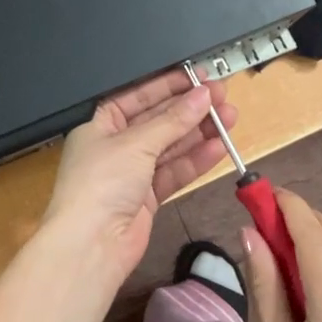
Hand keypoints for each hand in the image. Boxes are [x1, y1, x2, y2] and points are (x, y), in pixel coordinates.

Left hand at [0, 70, 238, 321]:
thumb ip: (172, 121)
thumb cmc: (99, 183)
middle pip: (158, 119)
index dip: (169, 85)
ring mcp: (132, 170)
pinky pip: (175, 171)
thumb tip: (202, 96)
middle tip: (222, 95)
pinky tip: (218, 147)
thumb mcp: (136, 143)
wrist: (91, 244)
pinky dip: (196, 160)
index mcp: (100, 120)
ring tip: (230, 117)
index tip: (198, 76)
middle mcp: (115, 142)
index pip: (139, 95)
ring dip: (199, 132)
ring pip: (171, 145)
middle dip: (189, 108)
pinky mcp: (147, 196)